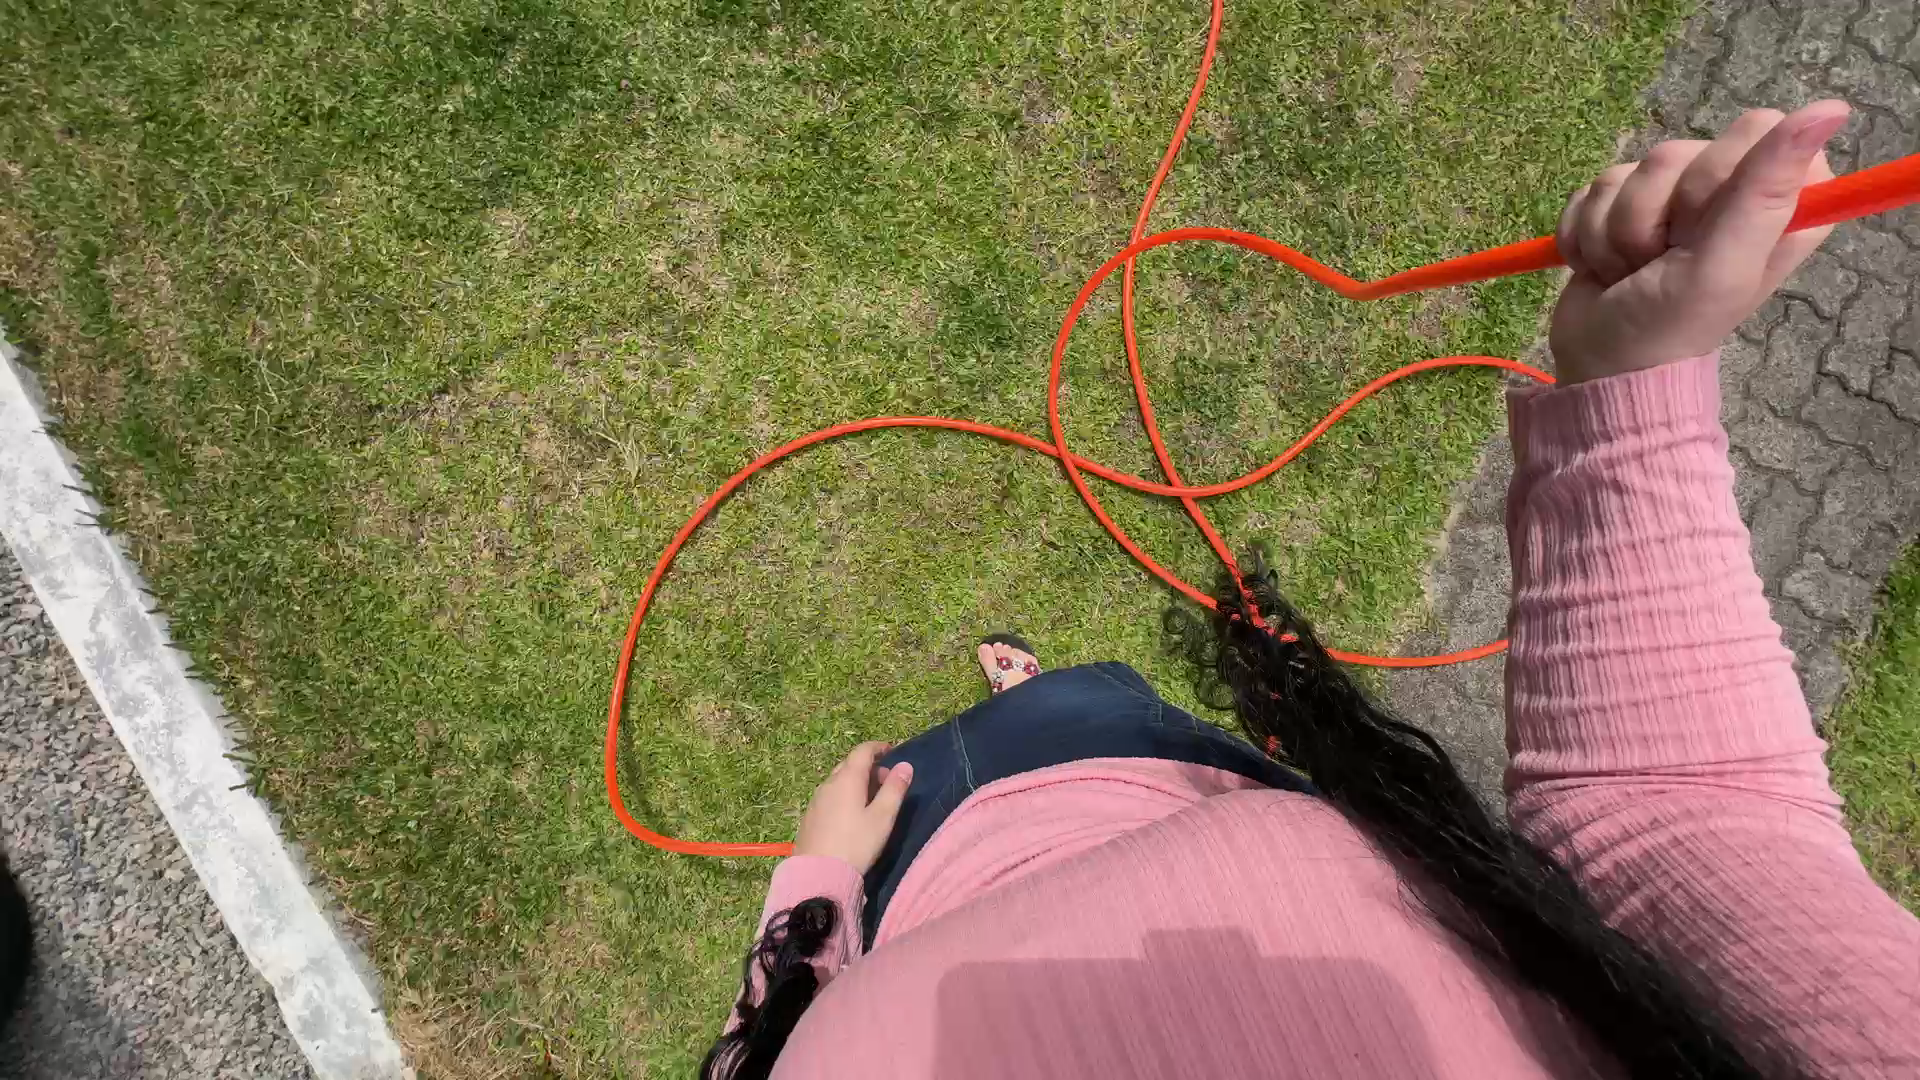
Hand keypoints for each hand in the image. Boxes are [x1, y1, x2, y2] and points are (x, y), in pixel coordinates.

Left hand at [793, 741, 912, 873]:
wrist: (818, 876)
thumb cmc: (856, 844)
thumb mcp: (882, 817)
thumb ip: (895, 789)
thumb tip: (905, 765)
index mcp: (847, 779)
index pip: (863, 751)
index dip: (878, 747)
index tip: (892, 751)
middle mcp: (828, 783)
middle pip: (850, 764)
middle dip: (869, 767)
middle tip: (886, 781)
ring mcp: (816, 800)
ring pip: (838, 780)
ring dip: (856, 782)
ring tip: (870, 800)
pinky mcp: (809, 817)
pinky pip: (829, 795)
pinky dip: (843, 794)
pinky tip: (850, 815)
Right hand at [1549, 100, 1850, 384]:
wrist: (1601, 364)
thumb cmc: (1667, 325)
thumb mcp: (1721, 266)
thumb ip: (1764, 192)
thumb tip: (1828, 107)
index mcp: (1777, 195)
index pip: (1747, 132)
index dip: (1707, 183)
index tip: (1694, 234)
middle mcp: (1723, 190)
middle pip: (1671, 154)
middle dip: (1644, 217)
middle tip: (1653, 261)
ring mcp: (1662, 202)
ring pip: (1618, 177)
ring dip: (1607, 234)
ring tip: (1623, 271)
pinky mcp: (1609, 215)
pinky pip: (1583, 197)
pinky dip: (1578, 237)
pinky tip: (1596, 265)